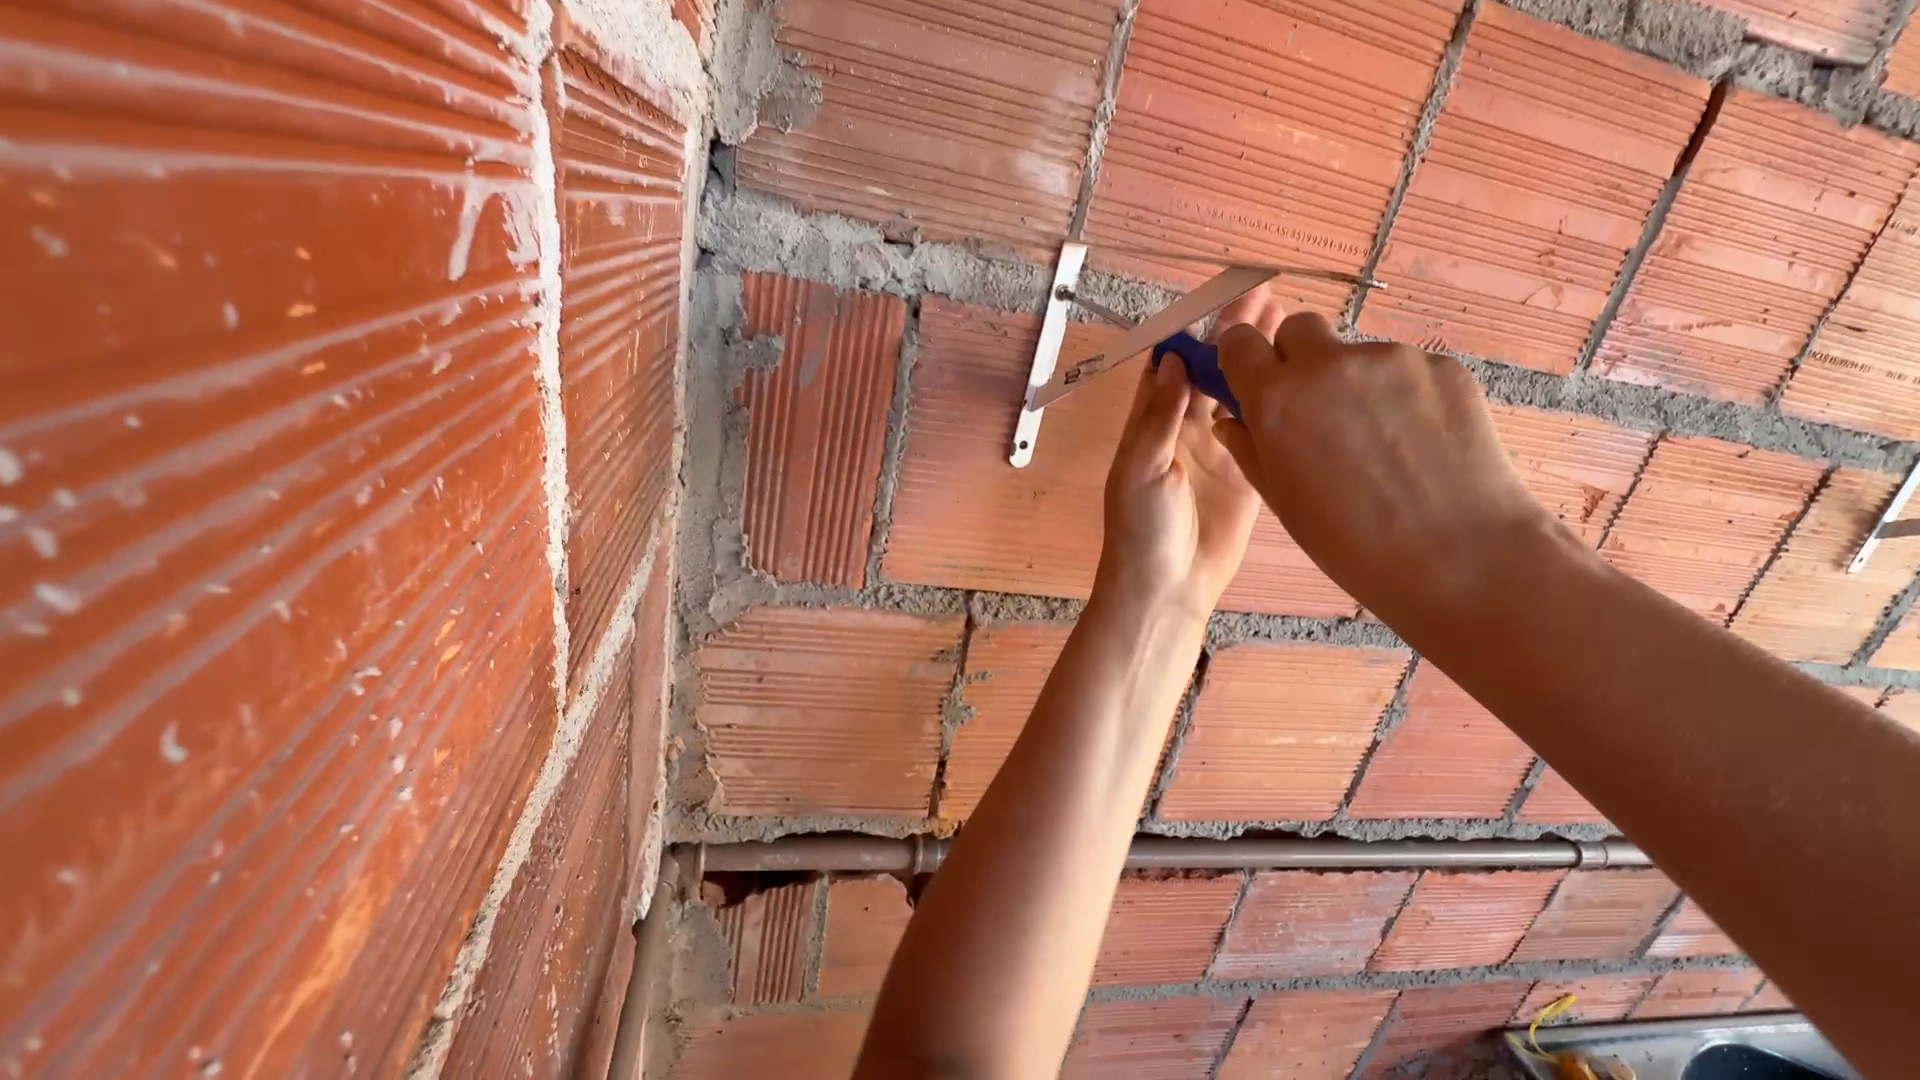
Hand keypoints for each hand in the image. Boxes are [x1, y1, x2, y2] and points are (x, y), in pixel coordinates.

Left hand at [1092, 294, 1275, 620]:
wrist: (1168, 588)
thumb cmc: (1142, 530)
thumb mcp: (1141, 468)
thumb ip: (1158, 416)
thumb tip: (1170, 358)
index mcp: (1150, 425)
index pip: (1170, 366)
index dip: (1193, 332)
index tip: (1220, 299)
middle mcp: (1184, 431)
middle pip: (1209, 373)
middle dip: (1234, 337)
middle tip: (1265, 298)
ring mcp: (1219, 451)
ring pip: (1239, 395)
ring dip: (1257, 362)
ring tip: (1286, 324)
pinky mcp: (1248, 474)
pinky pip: (1262, 431)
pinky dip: (1277, 404)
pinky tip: (1298, 378)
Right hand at [1211, 311, 1564, 625]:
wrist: (1458, 554)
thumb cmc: (1350, 542)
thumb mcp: (1281, 500)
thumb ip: (1249, 448)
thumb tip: (1233, 421)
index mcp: (1276, 399)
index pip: (1240, 342)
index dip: (1243, 359)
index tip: (1252, 381)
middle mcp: (1328, 364)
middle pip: (1299, 329)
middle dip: (1297, 357)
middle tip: (1313, 406)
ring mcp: (1390, 358)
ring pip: (1355, 353)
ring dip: (1353, 382)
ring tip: (1379, 442)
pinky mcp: (1441, 364)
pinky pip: (1405, 369)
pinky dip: (1401, 395)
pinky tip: (1416, 444)